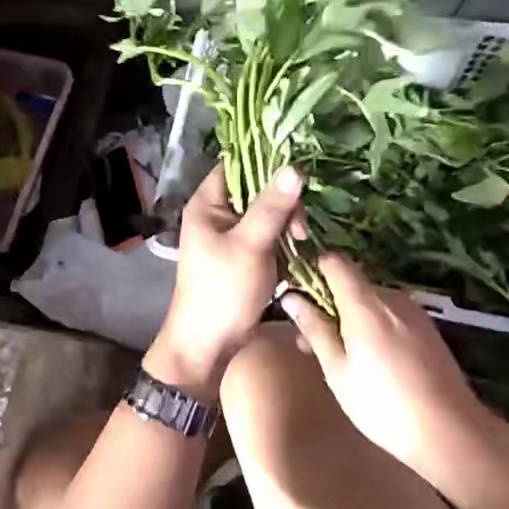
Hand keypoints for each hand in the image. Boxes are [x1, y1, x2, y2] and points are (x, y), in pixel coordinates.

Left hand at [146, 164, 304, 398]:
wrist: (209, 345)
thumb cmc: (222, 291)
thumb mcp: (250, 245)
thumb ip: (272, 207)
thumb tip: (295, 168)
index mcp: (207, 204)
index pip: (235, 165)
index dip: (265, 163)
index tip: (298, 171)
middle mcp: (217, 214)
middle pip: (257, 190)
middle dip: (283, 202)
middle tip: (300, 227)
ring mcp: (232, 236)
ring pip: (267, 214)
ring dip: (287, 224)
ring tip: (302, 241)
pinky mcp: (245, 256)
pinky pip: (270, 236)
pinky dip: (285, 241)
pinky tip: (300, 250)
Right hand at [281, 254, 508, 496]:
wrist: (452, 433)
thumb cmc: (384, 405)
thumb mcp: (338, 371)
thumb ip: (314, 329)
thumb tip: (290, 297)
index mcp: (365, 304)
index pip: (335, 261)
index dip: (314, 271)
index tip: (301, 298)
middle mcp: (391, 298)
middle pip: (352, 283)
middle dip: (328, 304)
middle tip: (314, 344)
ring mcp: (413, 312)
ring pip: (370, 301)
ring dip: (351, 318)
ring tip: (343, 359)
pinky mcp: (427, 328)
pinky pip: (390, 315)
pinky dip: (373, 327)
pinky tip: (374, 363)